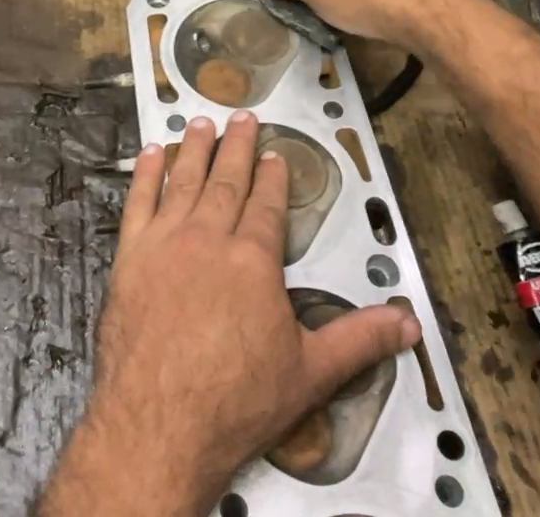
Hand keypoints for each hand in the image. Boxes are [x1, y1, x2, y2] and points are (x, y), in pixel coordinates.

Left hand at [39, 113, 418, 515]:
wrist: (160, 422)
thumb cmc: (237, 400)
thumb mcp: (311, 373)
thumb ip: (360, 340)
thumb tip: (410, 323)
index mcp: (253, 260)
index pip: (267, 206)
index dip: (274, 178)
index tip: (276, 155)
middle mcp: (209, 240)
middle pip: (226, 182)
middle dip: (237, 148)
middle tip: (242, 117)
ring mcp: (165, 245)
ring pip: (183, 183)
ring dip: (194, 150)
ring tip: (201, 123)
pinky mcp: (129, 258)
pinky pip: (138, 204)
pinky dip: (145, 175)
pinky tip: (149, 154)